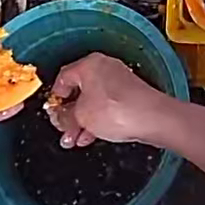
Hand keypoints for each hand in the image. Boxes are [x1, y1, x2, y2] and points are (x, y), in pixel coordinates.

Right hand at [46, 53, 174, 147]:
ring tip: (74, 139)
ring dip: (81, 120)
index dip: (55, 97)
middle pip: (79, 90)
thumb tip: (59, 117)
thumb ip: (64, 116)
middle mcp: (104, 67)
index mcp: (89, 64)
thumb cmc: (116, 110)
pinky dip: (96, 120)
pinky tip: (89, 136)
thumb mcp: (80, 116)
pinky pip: (106, 106)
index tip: (53, 112)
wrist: (151, 118)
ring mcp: (118, 80)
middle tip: (63, 129)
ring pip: (92, 100)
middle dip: (69, 114)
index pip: (63, 77)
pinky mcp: (129, 94)